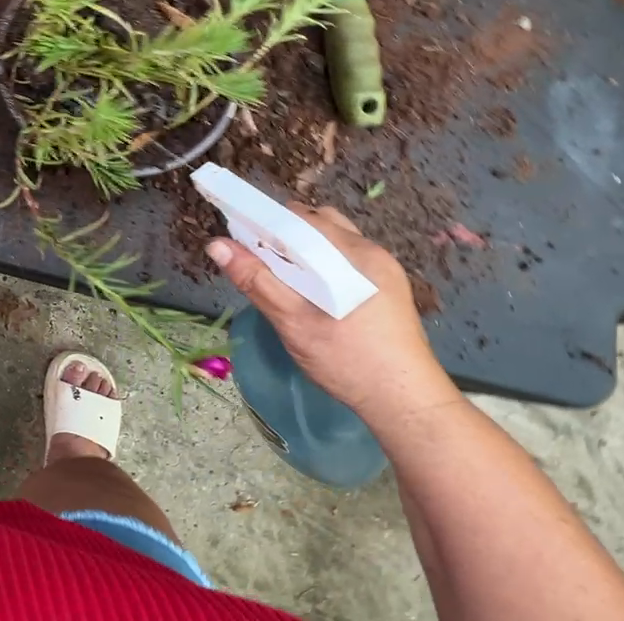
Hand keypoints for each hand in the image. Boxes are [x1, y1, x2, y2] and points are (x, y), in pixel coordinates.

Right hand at [207, 204, 461, 428]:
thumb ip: (256, 279)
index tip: (236, 237)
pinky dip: (317, 264)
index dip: (263, 220)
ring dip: (300, 250)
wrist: (408, 406)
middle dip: (280, 234)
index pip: (300, 218)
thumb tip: (215, 244)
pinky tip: (307, 293)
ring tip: (280, 277)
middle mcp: (372, 253)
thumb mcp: (293, 321)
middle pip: (316, 224)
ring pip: (329, 242)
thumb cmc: (350, 361)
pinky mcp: (385, 290)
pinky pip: (342, 260)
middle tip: (256, 261)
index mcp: (355, 254)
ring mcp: (382, 272)